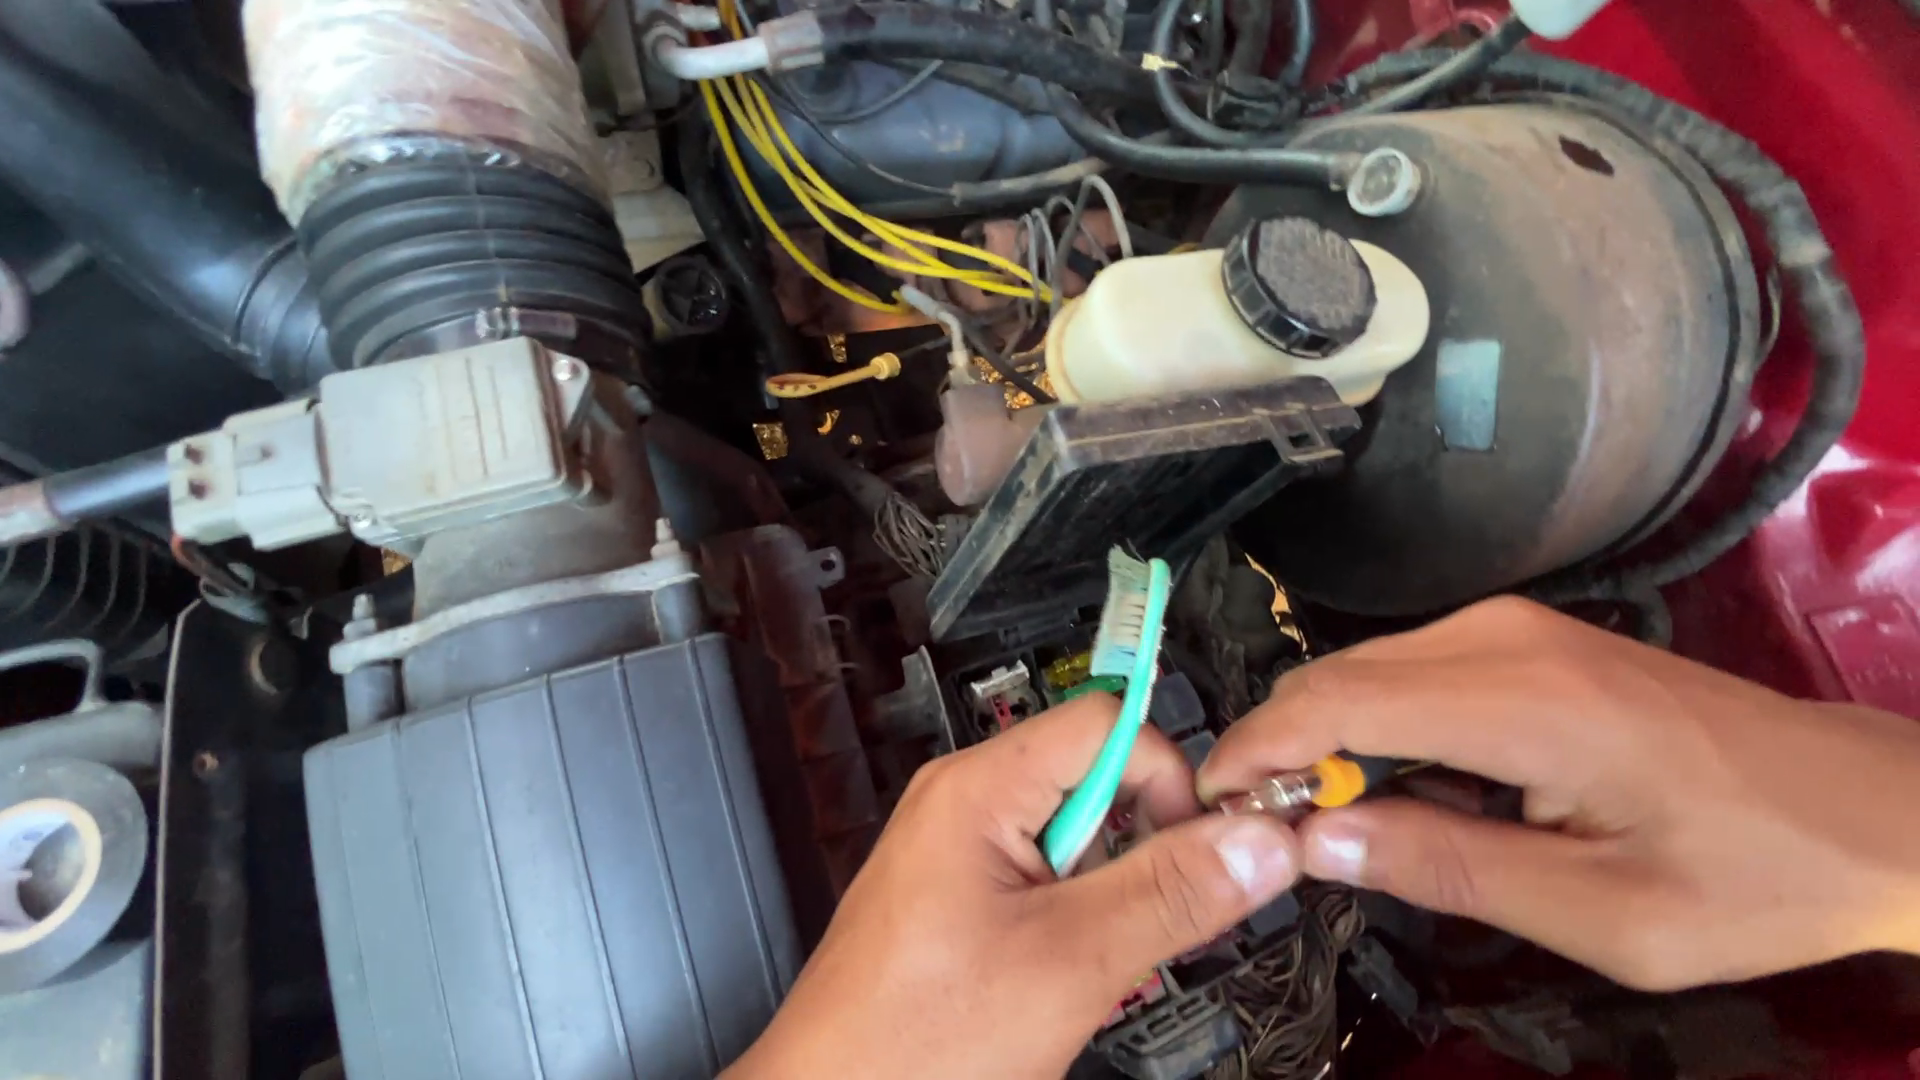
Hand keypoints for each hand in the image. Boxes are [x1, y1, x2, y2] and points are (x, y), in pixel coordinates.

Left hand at [727, 695, 1299, 1078]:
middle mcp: (963, 794)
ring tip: (1091, 950)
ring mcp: (957, 836)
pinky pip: (1041, 858)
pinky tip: (1062, 957)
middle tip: (1145, 916)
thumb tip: (1254, 841)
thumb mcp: (1068, 964)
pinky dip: (1074, 899)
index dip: (1167, 774)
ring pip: (1072, 821)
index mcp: (978, 785)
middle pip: (1091, 769)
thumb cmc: (919, 1041)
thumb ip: (1169, 894)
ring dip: (1107, 878)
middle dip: (1138, 837)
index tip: (1203, 846)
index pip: (1104, 723)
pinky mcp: (958, 878)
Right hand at [1199, 597, 1919, 990]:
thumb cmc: (1752, 876)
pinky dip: (1363, 722)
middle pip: (1330, 679)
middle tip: (1268, 823)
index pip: (1337, 704)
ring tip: (1332, 811)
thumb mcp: (1605, 915)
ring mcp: (1497, 624)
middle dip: (1280, 747)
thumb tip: (1312, 840)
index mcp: (1521, 701)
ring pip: (1353, 671)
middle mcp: (1491, 636)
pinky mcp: (1505, 631)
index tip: (1214, 798)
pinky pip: (1393, 670)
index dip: (1260, 748)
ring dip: (1320, 737)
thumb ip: (1446, 869)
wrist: (1874, 807)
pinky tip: (1397, 777)